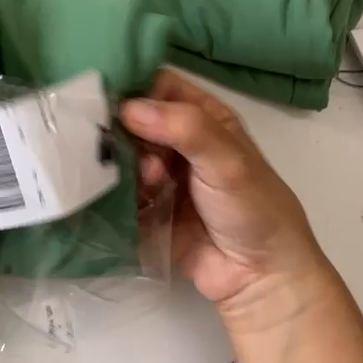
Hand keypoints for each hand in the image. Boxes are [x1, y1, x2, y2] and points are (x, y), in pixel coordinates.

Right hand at [119, 70, 336, 330]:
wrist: (259, 279)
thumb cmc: (254, 210)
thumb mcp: (229, 161)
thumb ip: (184, 128)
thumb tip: (127, 108)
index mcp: (202, 118)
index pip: (157, 84)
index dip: (131, 83)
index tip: (104, 91)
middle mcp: (177, 140)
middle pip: (131, 117)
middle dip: (120, 127)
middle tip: (117, 142)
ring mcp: (159, 172)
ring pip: (121, 151)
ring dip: (123, 162)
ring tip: (146, 181)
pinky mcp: (144, 203)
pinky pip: (116, 186)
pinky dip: (114, 188)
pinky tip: (130, 198)